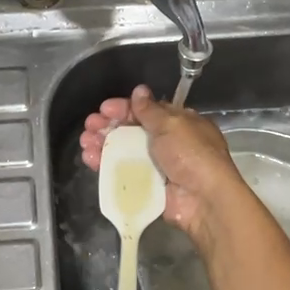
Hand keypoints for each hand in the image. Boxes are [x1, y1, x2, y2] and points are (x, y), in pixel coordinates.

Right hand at [80, 85, 247, 244]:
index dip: (124, 109)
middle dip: (109, 126)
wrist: (204, 199)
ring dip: (103, 144)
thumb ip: (151, 110)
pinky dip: (105, 165)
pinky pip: (123, 173)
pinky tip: (90, 159)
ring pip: (124, 152)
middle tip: (89, 126)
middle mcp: (168, 143)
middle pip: (132, 131)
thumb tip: (139, 91)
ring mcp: (157, 166)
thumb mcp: (172, 124)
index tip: (104, 109)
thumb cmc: (191, 154)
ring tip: (85, 142)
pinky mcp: (147, 186)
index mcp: (179, 124)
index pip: (147, 111)